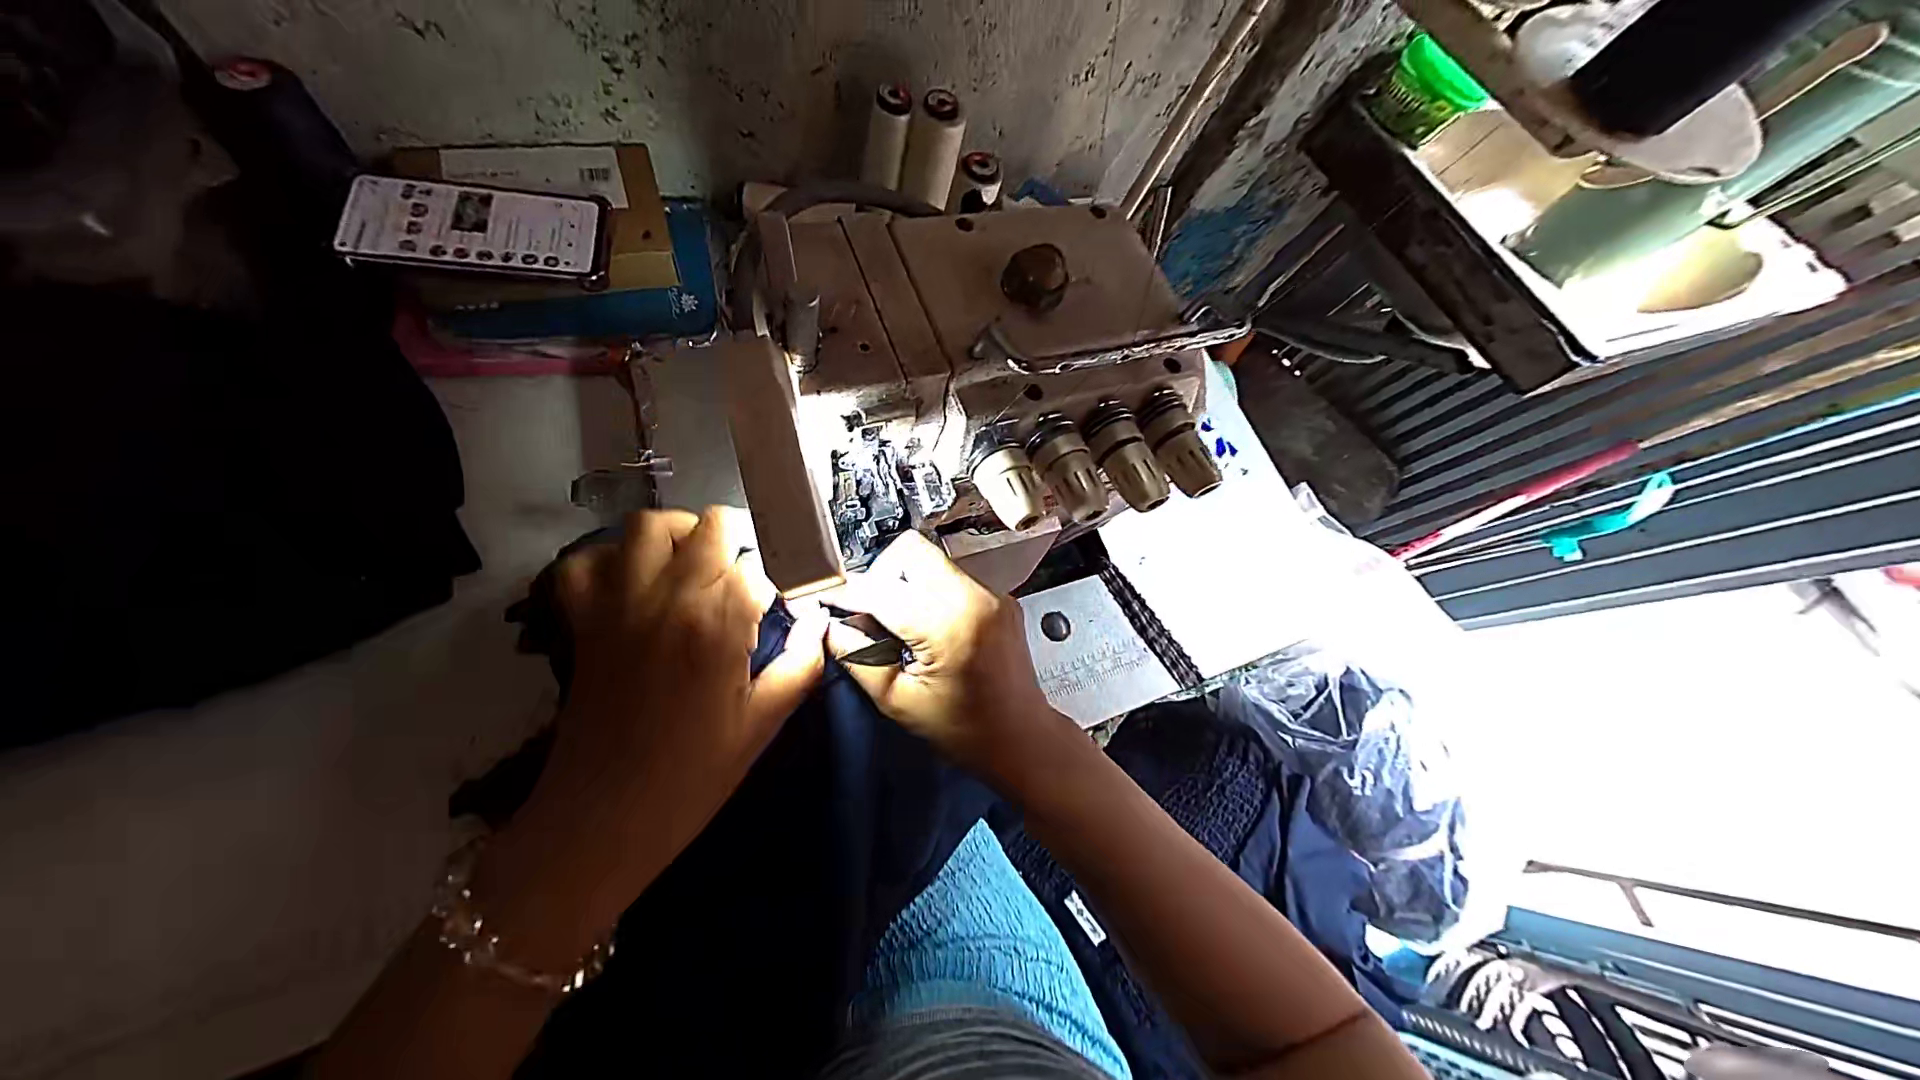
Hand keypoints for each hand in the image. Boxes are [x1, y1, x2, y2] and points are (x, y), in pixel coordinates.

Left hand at [476, 509, 825, 956]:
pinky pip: (584, 562)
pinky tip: (633, 582)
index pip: (759, 567)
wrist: (603, 819)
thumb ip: (800, 665)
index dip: (778, 581)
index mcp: (718, 624)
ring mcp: (618, 604)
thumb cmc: (693, 776)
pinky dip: (609, 559)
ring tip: (693, 564)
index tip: (782, 605)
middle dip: (738, 541)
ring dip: (679, 534)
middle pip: (710, 526)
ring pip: (648, 526)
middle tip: (744, 576)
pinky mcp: (582, 620)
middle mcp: (667, 598)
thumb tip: (819, 626)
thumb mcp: (763, 724)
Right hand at [829, 530, 1062, 776]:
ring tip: (897, 624)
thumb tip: (829, 626)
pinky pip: (952, 575)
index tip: (825, 598)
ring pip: (930, 560)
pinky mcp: (998, 597)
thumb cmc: (966, 730)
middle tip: (867, 611)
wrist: (1021, 738)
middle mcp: (974, 598)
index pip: (881, 589)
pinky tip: (925, 626)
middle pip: (909, 551)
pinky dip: (929, 591)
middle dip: (879, 575)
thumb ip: (858, 657)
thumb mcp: (898, 701)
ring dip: (904, 582)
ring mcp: (991, 594)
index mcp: (949, 626)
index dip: (845, 593)